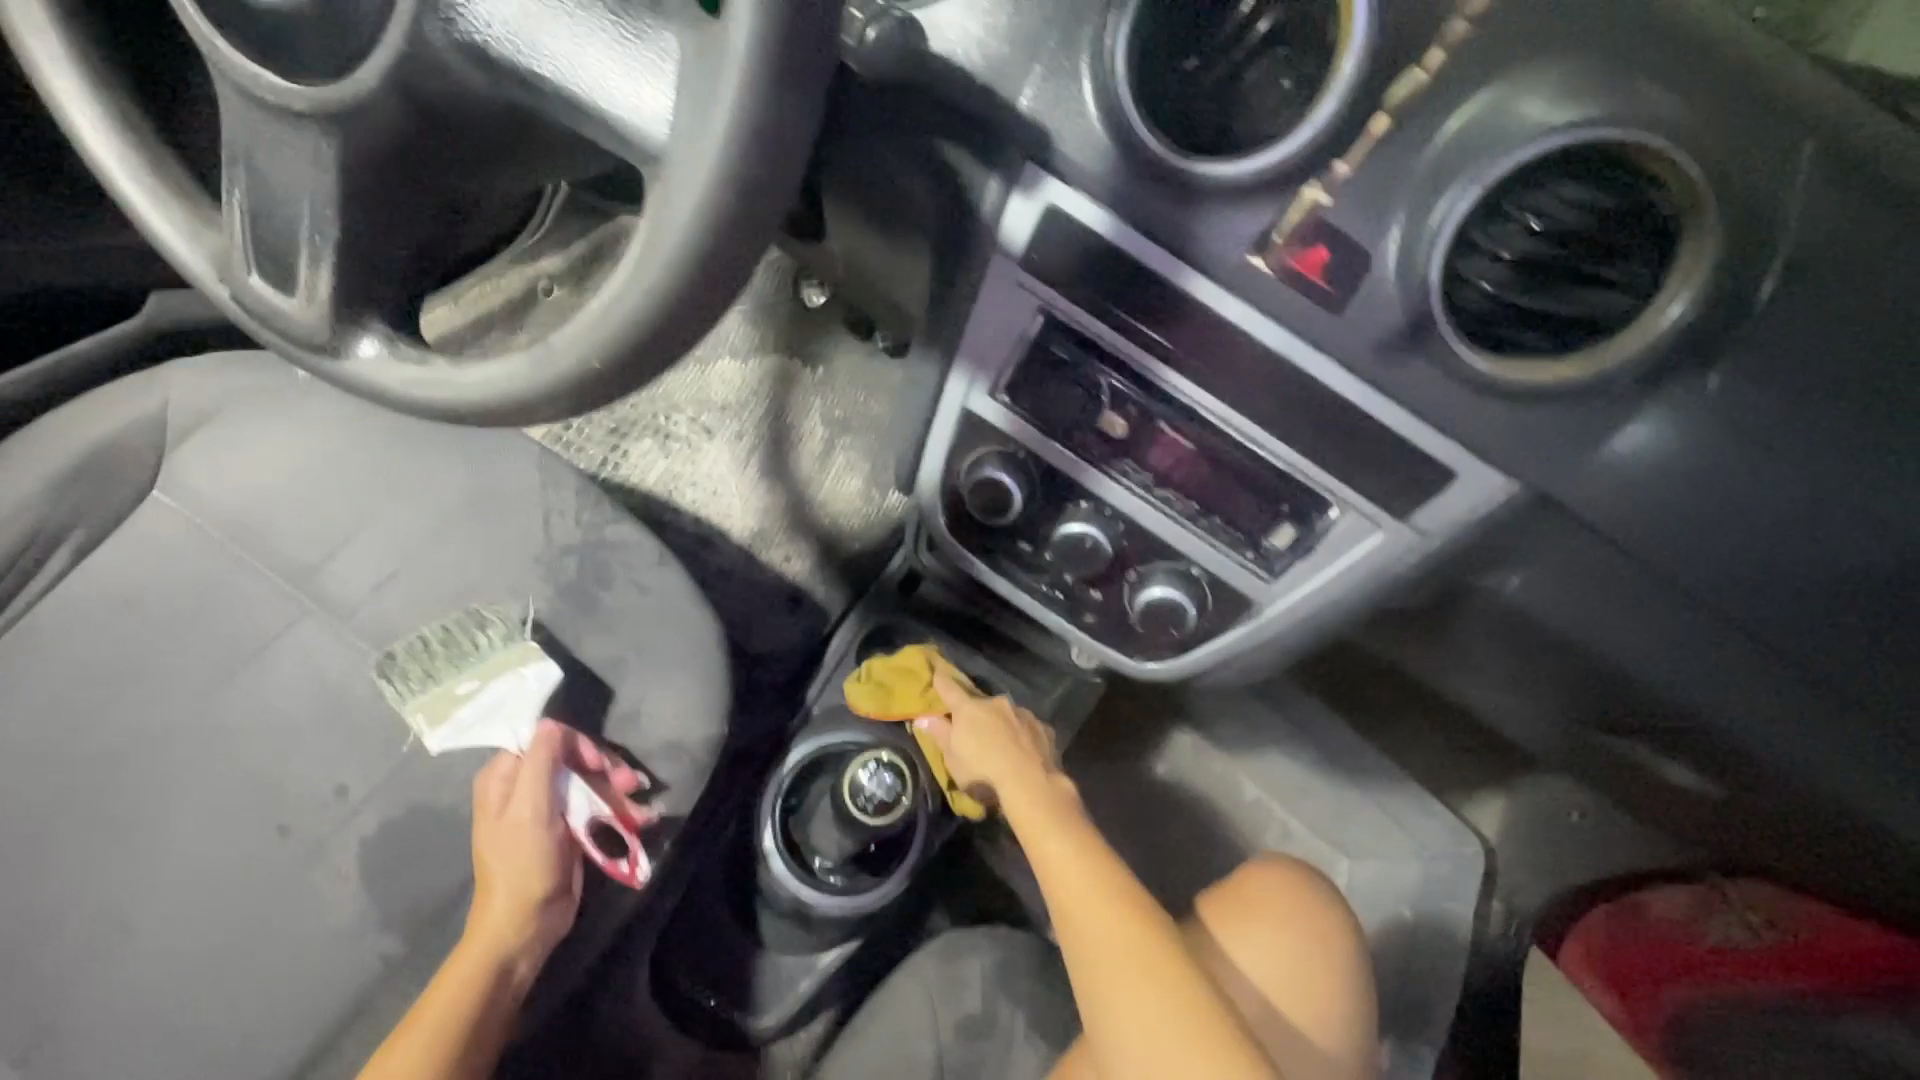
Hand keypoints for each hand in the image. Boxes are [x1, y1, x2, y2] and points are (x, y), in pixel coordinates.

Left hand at [463, 719, 649, 974]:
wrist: (526, 926)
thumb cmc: (523, 866)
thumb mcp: (530, 809)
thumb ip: (541, 761)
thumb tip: (551, 721)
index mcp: (505, 778)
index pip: (545, 739)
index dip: (577, 745)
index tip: (600, 764)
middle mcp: (524, 787)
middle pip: (572, 760)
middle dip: (605, 770)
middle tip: (630, 783)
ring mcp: (547, 809)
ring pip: (589, 783)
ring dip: (617, 791)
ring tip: (641, 806)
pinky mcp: (567, 829)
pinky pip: (595, 807)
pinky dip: (617, 810)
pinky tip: (642, 818)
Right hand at [914, 673, 1071, 812]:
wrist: (1031, 784)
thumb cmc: (982, 772)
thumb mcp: (953, 759)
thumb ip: (939, 734)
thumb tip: (923, 717)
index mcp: (969, 709)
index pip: (950, 688)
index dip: (941, 681)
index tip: (937, 673)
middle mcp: (996, 703)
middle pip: (981, 704)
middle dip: (976, 714)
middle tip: (975, 733)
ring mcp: (1022, 713)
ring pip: (1006, 714)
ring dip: (1001, 725)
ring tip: (1002, 747)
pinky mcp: (1043, 727)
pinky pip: (1027, 728)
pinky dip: (1022, 736)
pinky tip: (1024, 753)